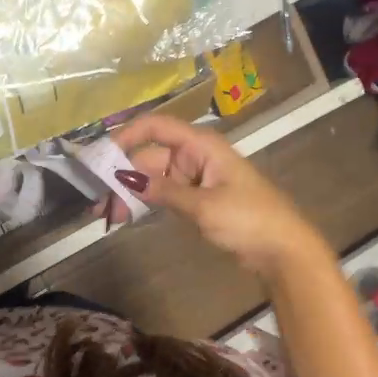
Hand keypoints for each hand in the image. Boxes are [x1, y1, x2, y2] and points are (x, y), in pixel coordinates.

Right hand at [103, 114, 328, 281]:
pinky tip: (124, 215)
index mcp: (201, 146)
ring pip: (152, 178)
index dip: (126, 136)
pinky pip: (162, 194)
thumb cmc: (248, 219)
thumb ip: (163, 191)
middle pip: (149, 156)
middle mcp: (195, 156)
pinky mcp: (196, 199)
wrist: (281, 249)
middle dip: (121, 175)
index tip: (100, 157)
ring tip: (104, 213)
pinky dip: (144, 202)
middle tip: (96, 201)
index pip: (156, 127)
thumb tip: (124, 179)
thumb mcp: (203, 206)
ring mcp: (195, 178)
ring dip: (128, 192)